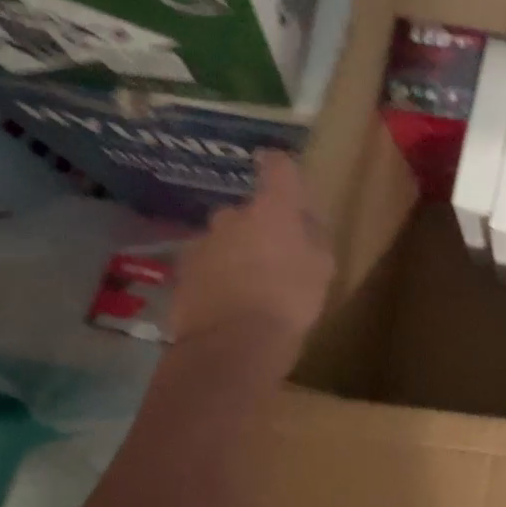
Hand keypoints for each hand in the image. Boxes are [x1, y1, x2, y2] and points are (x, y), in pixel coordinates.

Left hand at [170, 151, 335, 358]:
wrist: (232, 344)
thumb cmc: (290, 299)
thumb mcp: (322, 267)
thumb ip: (312, 238)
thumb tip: (302, 224)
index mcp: (273, 209)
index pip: (277, 168)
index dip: (278, 164)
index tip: (276, 162)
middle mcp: (233, 216)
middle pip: (247, 211)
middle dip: (258, 226)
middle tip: (274, 254)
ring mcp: (202, 243)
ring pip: (223, 239)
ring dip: (234, 252)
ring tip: (249, 284)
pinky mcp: (182, 273)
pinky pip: (206, 266)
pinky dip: (216, 276)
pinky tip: (228, 302)